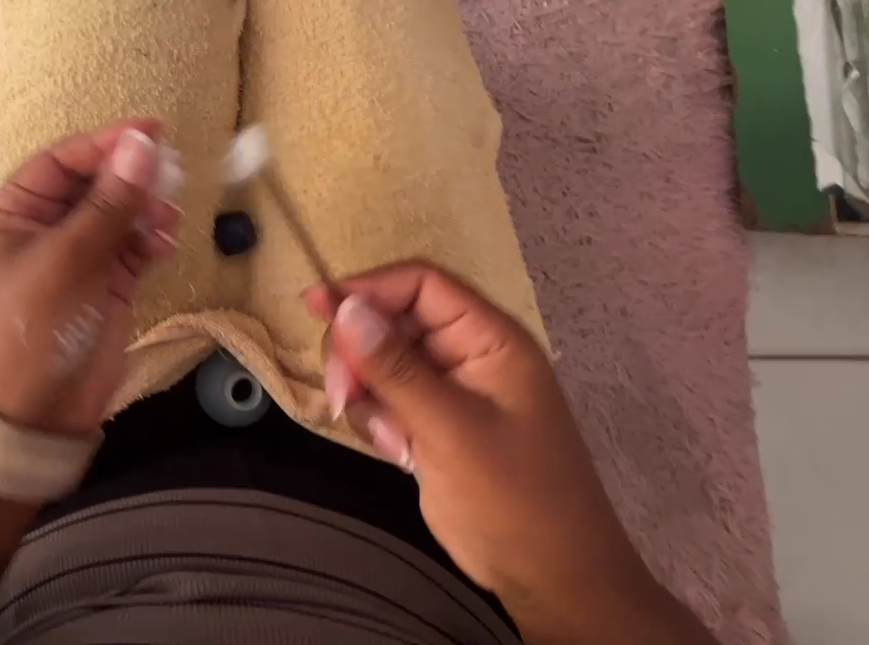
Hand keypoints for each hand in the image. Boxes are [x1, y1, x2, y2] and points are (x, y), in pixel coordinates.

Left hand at [0, 121, 179, 435]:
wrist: (33, 419)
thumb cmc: (32, 331)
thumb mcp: (64, 262)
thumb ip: (106, 204)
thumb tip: (142, 145)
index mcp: (14, 213)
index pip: (62, 160)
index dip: (105, 142)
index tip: (153, 131)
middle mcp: (45, 227)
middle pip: (94, 181)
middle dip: (130, 176)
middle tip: (170, 173)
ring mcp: (78, 255)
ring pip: (119, 211)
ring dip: (144, 207)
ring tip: (164, 220)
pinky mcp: (107, 282)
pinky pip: (133, 244)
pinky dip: (150, 238)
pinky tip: (162, 244)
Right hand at [304, 264, 666, 622]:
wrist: (552, 585)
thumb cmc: (517, 502)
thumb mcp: (452, 431)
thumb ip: (395, 368)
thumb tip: (343, 308)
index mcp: (488, 339)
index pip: (420, 284)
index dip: (367, 288)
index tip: (317, 306)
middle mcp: (465, 352)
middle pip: (390, 318)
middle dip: (359, 352)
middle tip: (341, 392)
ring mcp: (447, 386)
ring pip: (378, 358)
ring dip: (365, 390)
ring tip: (385, 438)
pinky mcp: (430, 418)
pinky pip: (382, 394)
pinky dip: (376, 417)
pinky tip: (396, 451)